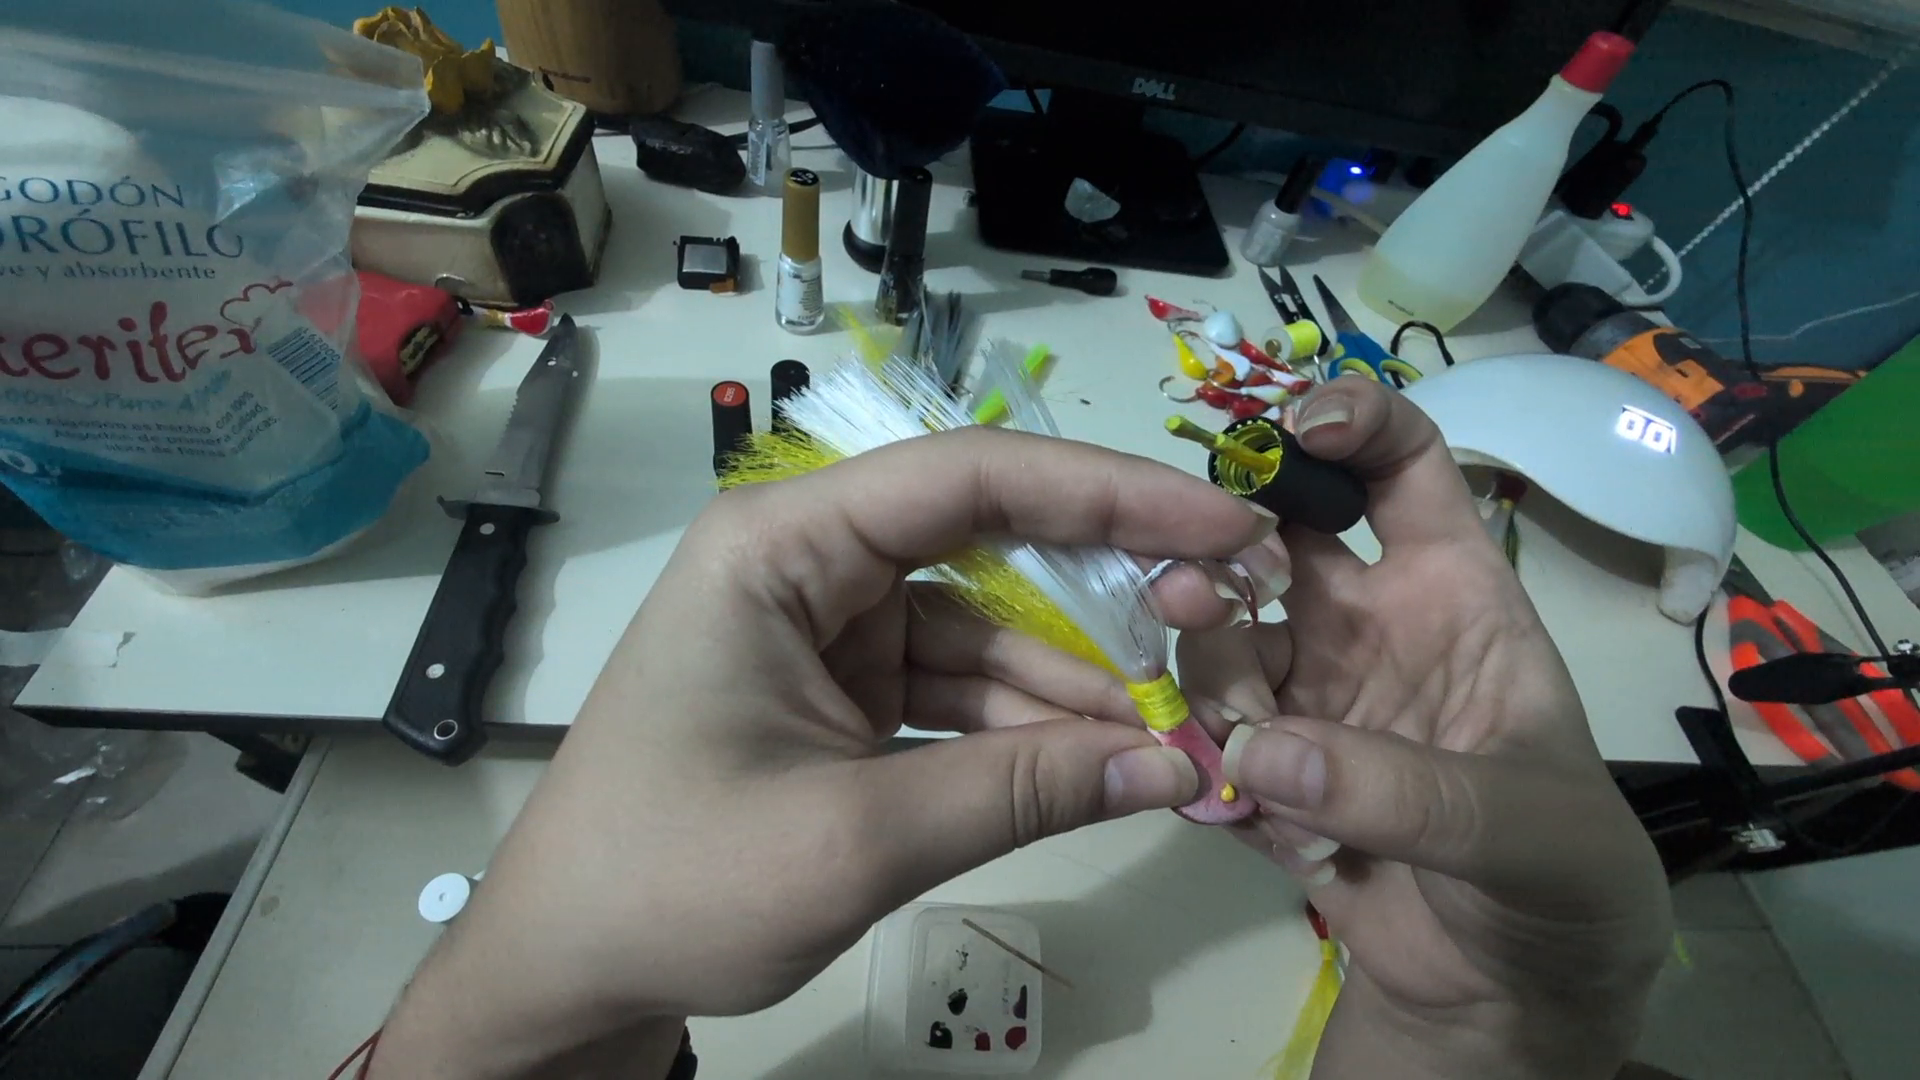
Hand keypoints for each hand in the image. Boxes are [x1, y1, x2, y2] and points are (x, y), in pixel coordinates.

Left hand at [371, 429, 1282, 1078]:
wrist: (566, 965)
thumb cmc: (673, 884)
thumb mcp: (854, 839)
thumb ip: (1019, 792)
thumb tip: (1172, 767)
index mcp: (784, 544)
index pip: (967, 478)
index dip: (1105, 492)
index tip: (1214, 522)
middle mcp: (812, 558)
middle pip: (986, 536)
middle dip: (1103, 577)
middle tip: (1218, 602)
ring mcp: (833, 620)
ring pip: (983, 626)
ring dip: (1072, 681)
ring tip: (1172, 725)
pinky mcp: (847, 681)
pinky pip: (957, 684)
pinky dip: (1025, 723)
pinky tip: (1098, 759)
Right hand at [1177, 378, 1671, 1079]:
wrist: (1497, 986)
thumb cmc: (1559, 881)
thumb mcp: (1532, 833)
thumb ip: (1413, 791)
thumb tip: (1262, 749)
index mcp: (1441, 596)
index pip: (1402, 470)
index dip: (1356, 425)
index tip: (1296, 428)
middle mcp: (1350, 623)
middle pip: (1263, 545)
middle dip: (1218, 553)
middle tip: (1189, 594)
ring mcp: (1291, 686)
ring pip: (1213, 634)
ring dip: (1209, 673)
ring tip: (1244, 751)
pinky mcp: (1246, 751)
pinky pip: (1193, 721)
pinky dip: (1190, 746)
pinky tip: (1222, 794)